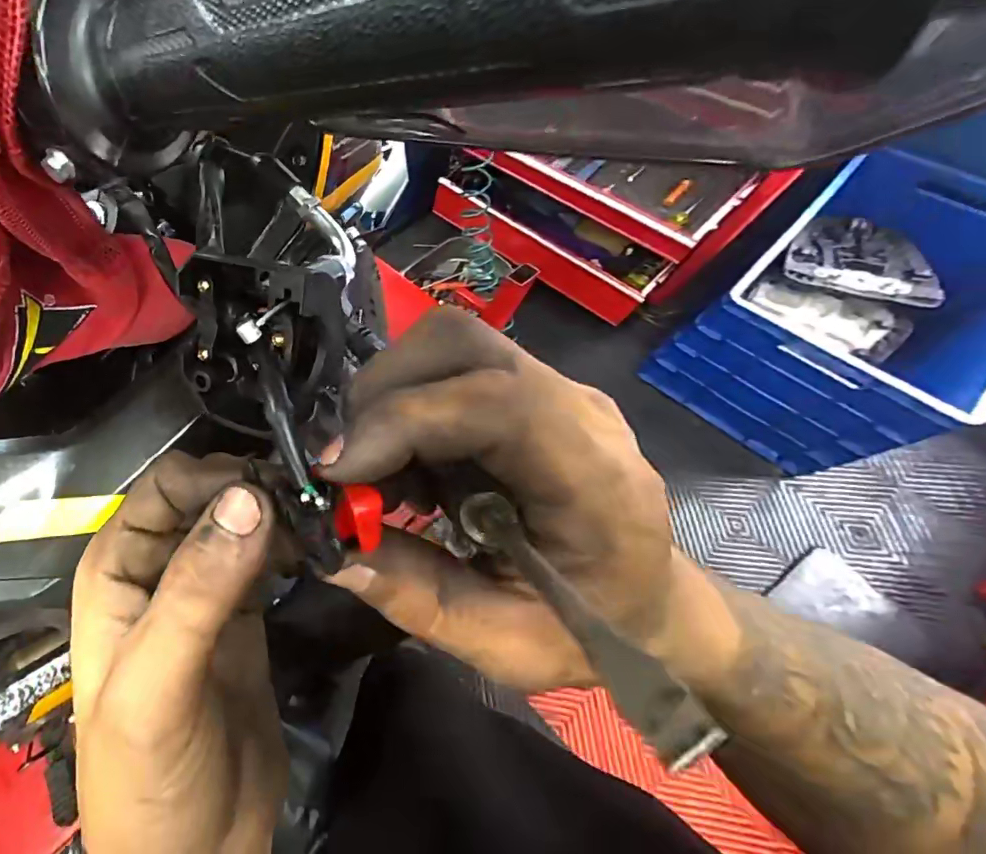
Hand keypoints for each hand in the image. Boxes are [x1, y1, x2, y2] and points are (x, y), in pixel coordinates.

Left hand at [70, 452, 286, 853]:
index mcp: (116, 568)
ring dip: (276, 513)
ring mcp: (202, 587)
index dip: (210, 478)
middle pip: (204, 496)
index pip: (161, 490)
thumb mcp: (157, 683)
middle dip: (250, 490)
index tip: (269, 489)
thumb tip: (247, 498)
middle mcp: (155, 565)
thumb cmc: (147, 776)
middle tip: (304, 501)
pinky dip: (290, 543)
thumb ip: (198, 590)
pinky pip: (266, 556)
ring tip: (318, 521)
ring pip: (238, 521)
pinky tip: (316, 546)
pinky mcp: (243, 611)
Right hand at [320, 307, 696, 692]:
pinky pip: (448, 362)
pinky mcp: (528, 384)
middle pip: (460, 343)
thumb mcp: (506, 645)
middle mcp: (577, 408)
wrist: (655, 603)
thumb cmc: (598, 637)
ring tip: (379, 468)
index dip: (402, 423)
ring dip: (387, 394)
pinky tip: (406, 462)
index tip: (338, 474)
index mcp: (595, 479)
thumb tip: (330, 548)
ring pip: (447, 340)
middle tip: (352, 468)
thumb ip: (416, 597)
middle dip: (382, 395)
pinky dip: (403, 400)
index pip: (496, 403)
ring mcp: (554, 386)